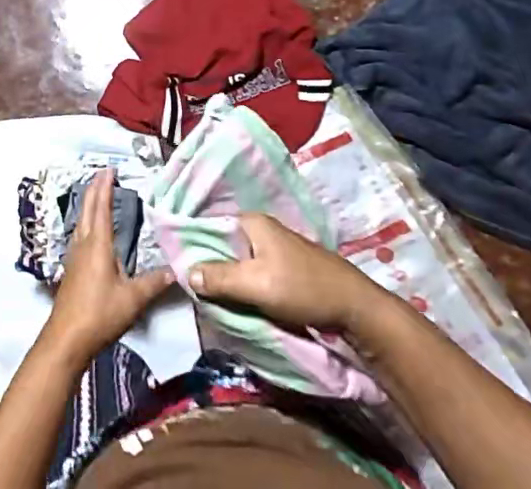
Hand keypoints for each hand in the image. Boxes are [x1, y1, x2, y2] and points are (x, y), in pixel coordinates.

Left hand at [44, 170, 173, 360]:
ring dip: (89, 205)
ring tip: (96, 194)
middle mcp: (84, 245)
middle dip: (95, 190)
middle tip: (103, 173)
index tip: (110, 170)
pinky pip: (79, 235)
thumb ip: (155, 282)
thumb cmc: (99, 314)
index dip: (105, 188)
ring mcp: (74, 258)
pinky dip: (86, 222)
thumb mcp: (133, 299)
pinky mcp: (71, 270)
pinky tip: (89, 230)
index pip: (102, 208)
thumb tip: (178, 268)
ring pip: (81, 222)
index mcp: (98, 245)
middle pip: (88, 210)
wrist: (66, 341)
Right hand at [188, 213, 387, 332]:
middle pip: (222, 247)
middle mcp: (260, 230)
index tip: (178, 269)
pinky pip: (250, 274)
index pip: (210, 228)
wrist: (352, 307)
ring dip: (225, 281)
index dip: (193, 247)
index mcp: (252, 223)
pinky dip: (241, 287)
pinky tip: (233, 302)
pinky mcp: (280, 268)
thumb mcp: (257, 284)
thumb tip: (187, 271)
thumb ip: (221, 278)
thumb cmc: (303, 288)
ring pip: (236, 263)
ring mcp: (272, 249)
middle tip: (192, 291)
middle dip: (208, 267)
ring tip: (208, 300)